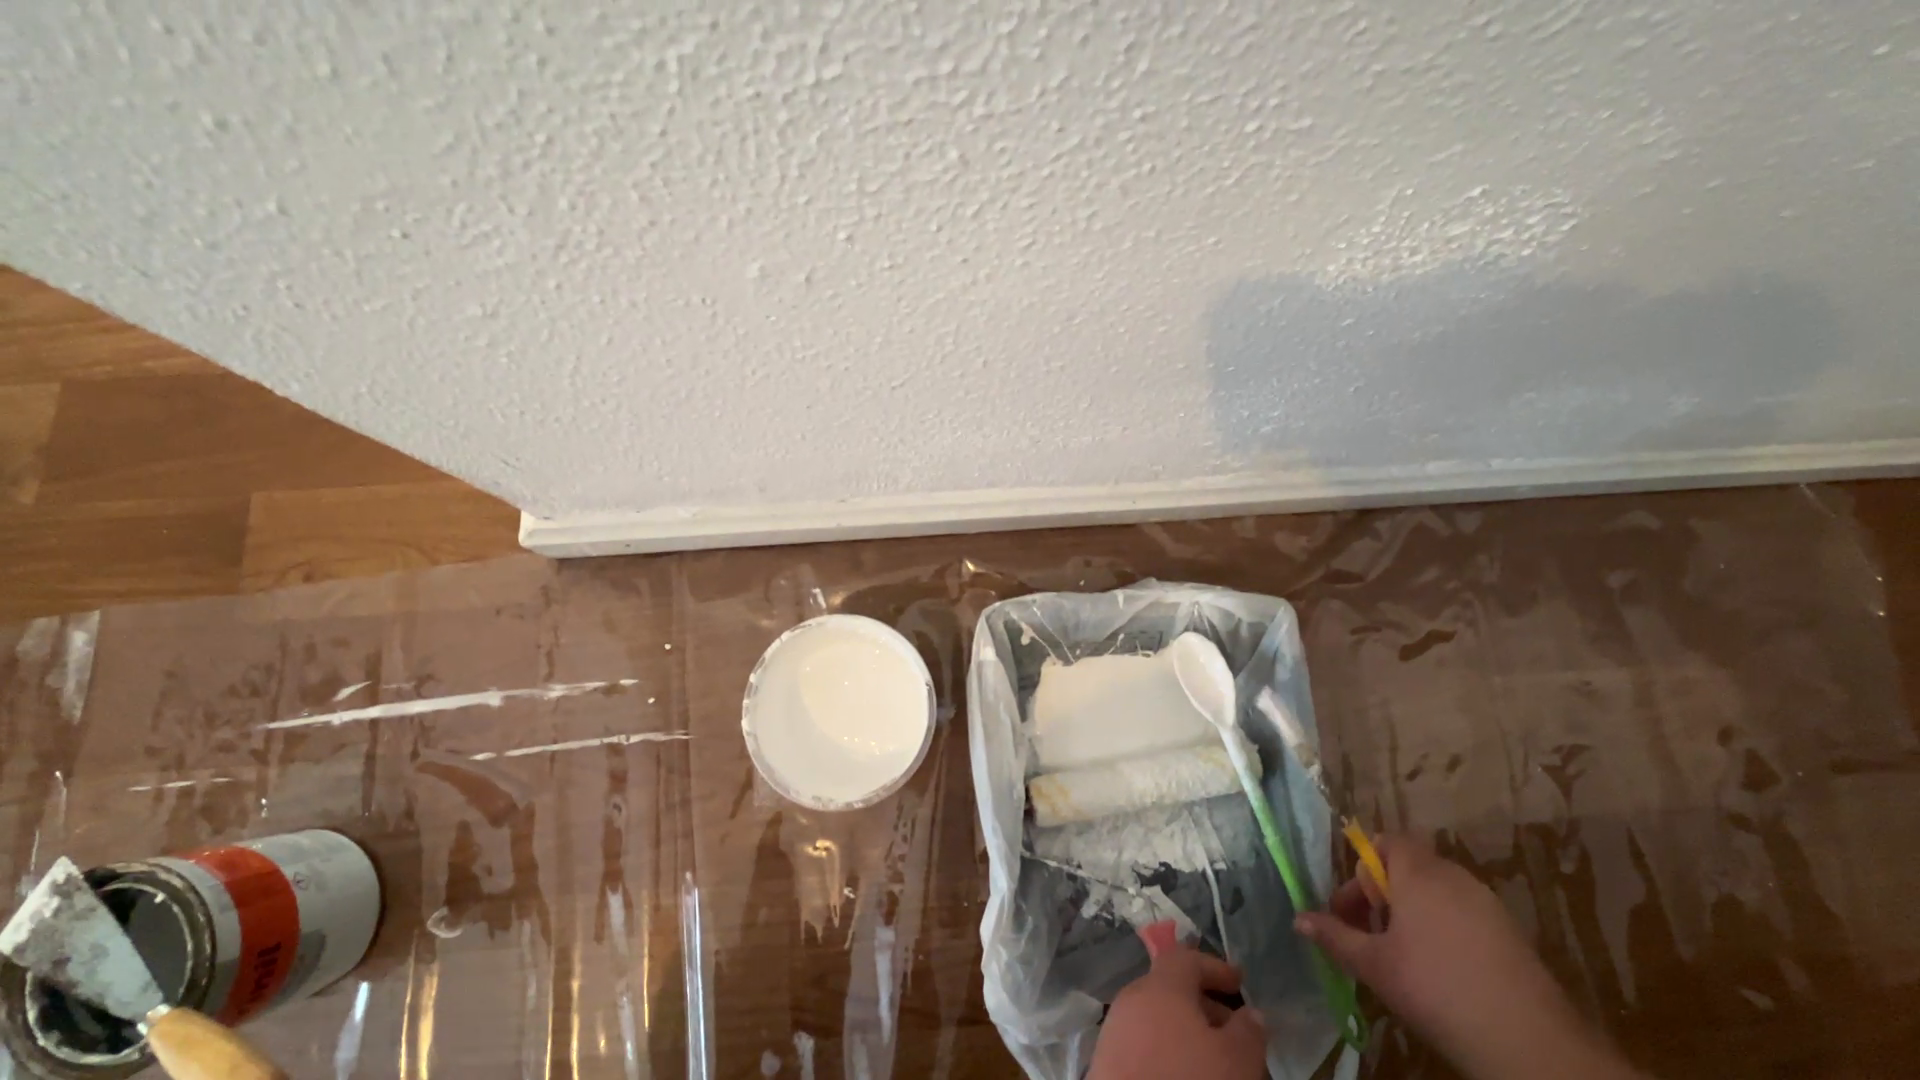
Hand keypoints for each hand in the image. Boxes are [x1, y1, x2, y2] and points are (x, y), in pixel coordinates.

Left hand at [1086, 945, 1267, 1079]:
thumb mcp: (1236, 1061)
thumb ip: (1248, 1031)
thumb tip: (1250, 1013)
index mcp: (1159, 988)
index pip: (1185, 959)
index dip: (1214, 967)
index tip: (1240, 983)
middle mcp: (1130, 1001)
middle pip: (1169, 989)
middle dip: (1203, 1005)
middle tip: (1234, 1030)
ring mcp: (1113, 1032)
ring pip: (1155, 1019)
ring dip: (1185, 1032)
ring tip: (1214, 1061)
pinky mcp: (1105, 1063)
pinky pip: (1142, 1043)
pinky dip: (1166, 1050)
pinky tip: (1183, 1073)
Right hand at [1294, 834, 1641, 1079]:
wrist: (1524, 1038)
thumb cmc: (1434, 988)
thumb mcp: (1373, 965)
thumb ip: (1335, 936)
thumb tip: (1299, 919)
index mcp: (1419, 874)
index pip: (1387, 841)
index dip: (1364, 867)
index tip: (1354, 908)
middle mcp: (1454, 877)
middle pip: (1410, 866)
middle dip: (1383, 894)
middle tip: (1369, 935)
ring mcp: (1488, 903)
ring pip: (1437, 892)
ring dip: (1412, 912)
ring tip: (1401, 955)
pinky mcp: (1510, 931)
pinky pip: (1464, 913)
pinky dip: (1444, 928)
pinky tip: (1440, 970)